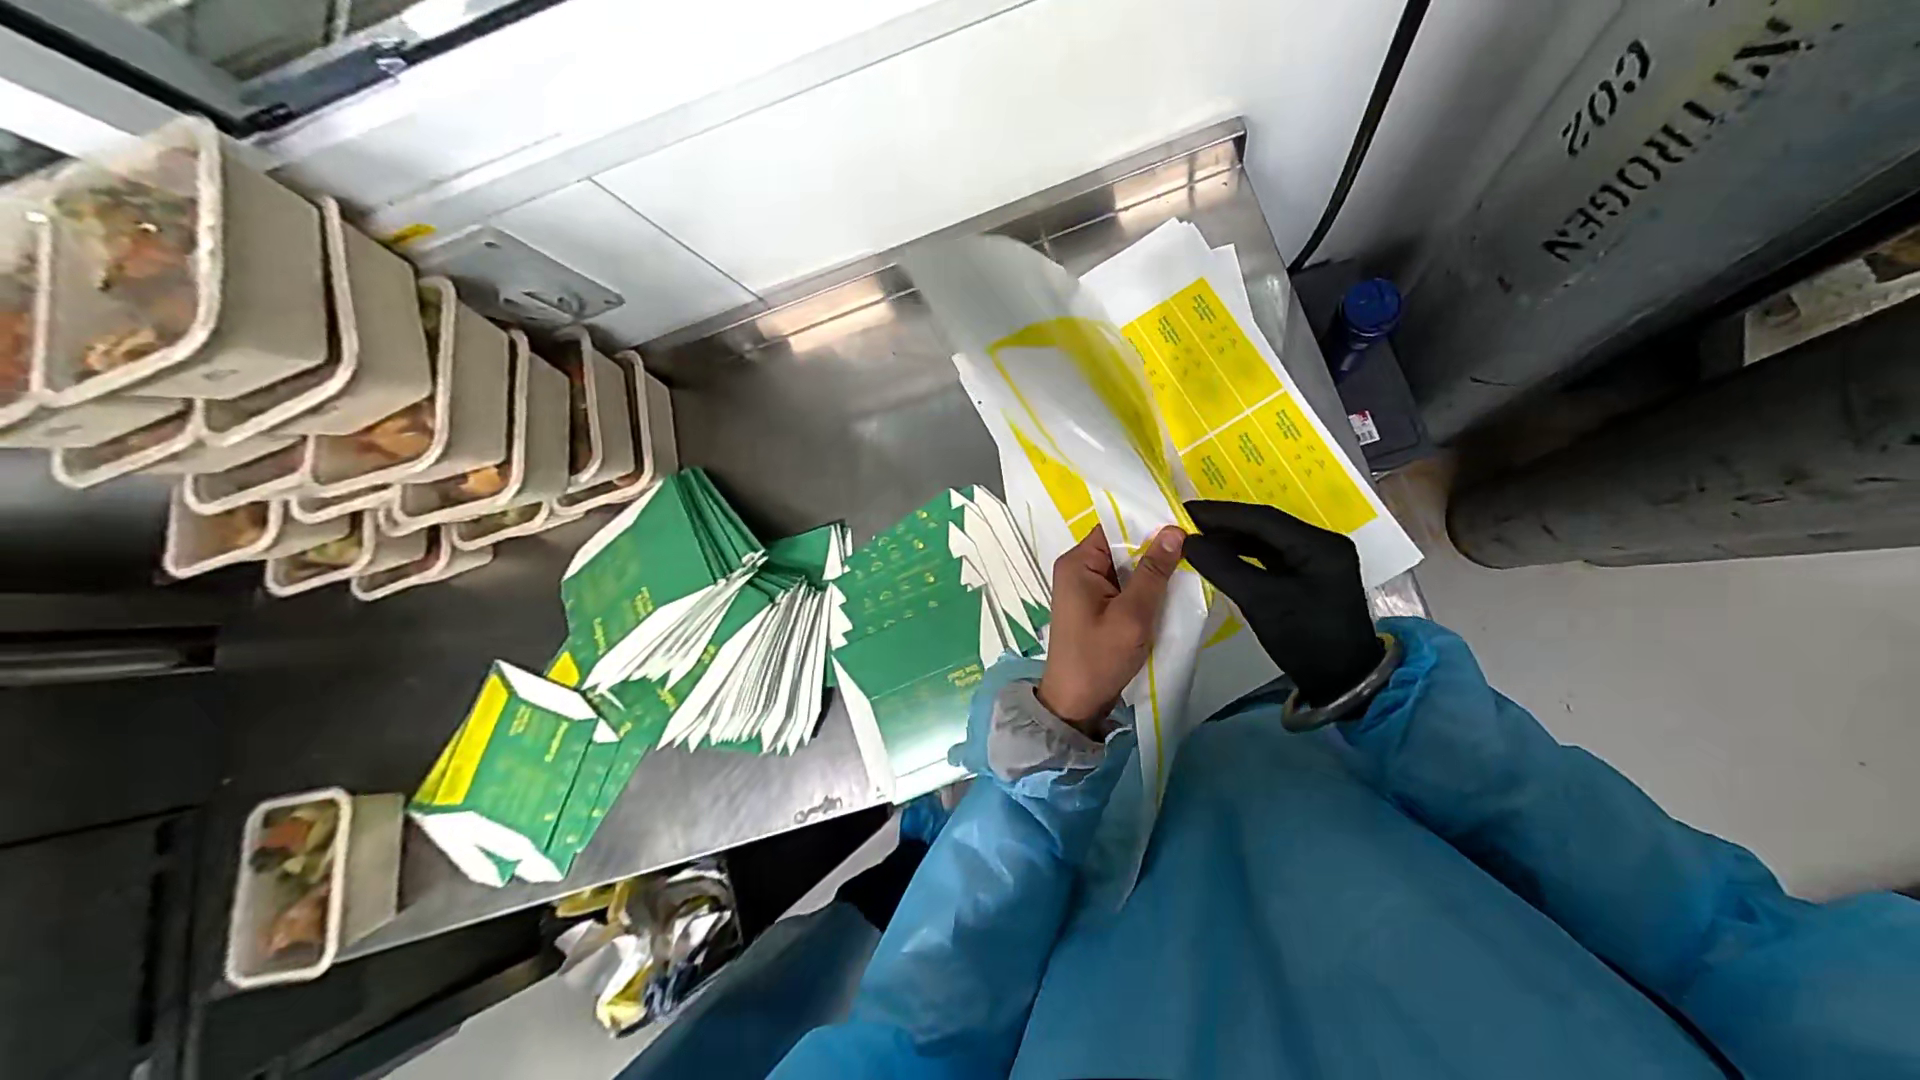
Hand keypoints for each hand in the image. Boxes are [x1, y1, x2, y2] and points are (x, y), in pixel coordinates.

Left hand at [1037, 524, 1184, 731]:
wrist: (1076, 702)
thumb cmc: (1099, 658)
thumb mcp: (1132, 615)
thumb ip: (1153, 572)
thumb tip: (1173, 531)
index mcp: (1078, 563)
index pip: (1114, 526)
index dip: (1147, 523)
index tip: (1184, 523)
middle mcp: (1078, 568)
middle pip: (1121, 545)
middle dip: (1154, 547)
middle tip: (1196, 545)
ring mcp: (1085, 588)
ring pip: (1125, 566)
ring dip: (1151, 570)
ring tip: (1190, 564)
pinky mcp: (1095, 605)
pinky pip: (1123, 586)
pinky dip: (1143, 588)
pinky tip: (1170, 589)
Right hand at [1181, 500, 1381, 705]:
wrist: (1342, 681)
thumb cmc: (1306, 639)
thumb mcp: (1261, 602)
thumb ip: (1223, 567)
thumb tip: (1187, 542)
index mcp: (1319, 545)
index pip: (1262, 519)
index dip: (1221, 513)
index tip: (1185, 510)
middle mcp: (1321, 544)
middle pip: (1265, 526)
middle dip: (1224, 524)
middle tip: (1185, 522)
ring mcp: (1316, 559)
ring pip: (1266, 540)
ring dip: (1231, 538)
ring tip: (1196, 537)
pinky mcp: (1308, 575)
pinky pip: (1270, 555)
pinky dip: (1242, 553)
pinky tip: (1219, 555)